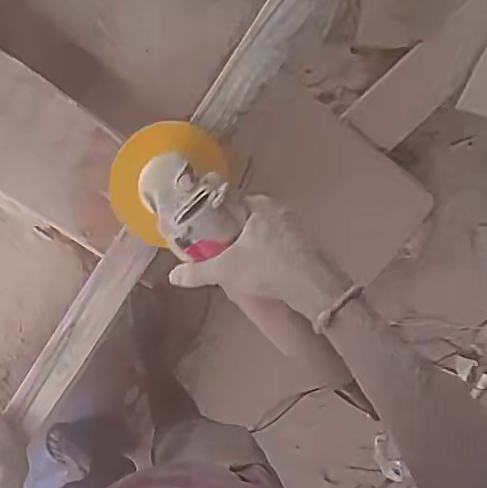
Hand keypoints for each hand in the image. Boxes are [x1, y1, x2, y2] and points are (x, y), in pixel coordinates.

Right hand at [168, 196, 350, 322]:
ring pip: (268, 232)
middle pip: (250, 217)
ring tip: (243, 264)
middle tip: (223, 251)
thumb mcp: (226, 270)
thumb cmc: (267, 268)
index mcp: (259, 205)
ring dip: (256, 245)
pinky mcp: (309, 244)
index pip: (232, 202)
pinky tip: (267, 271)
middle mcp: (280, 209)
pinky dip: (273, 255)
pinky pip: (283, 244)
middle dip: (236, 233)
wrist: (314, 286)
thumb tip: (173, 276)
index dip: (218, 216)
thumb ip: (198, 272)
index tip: (209, 232)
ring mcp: (298, 226)